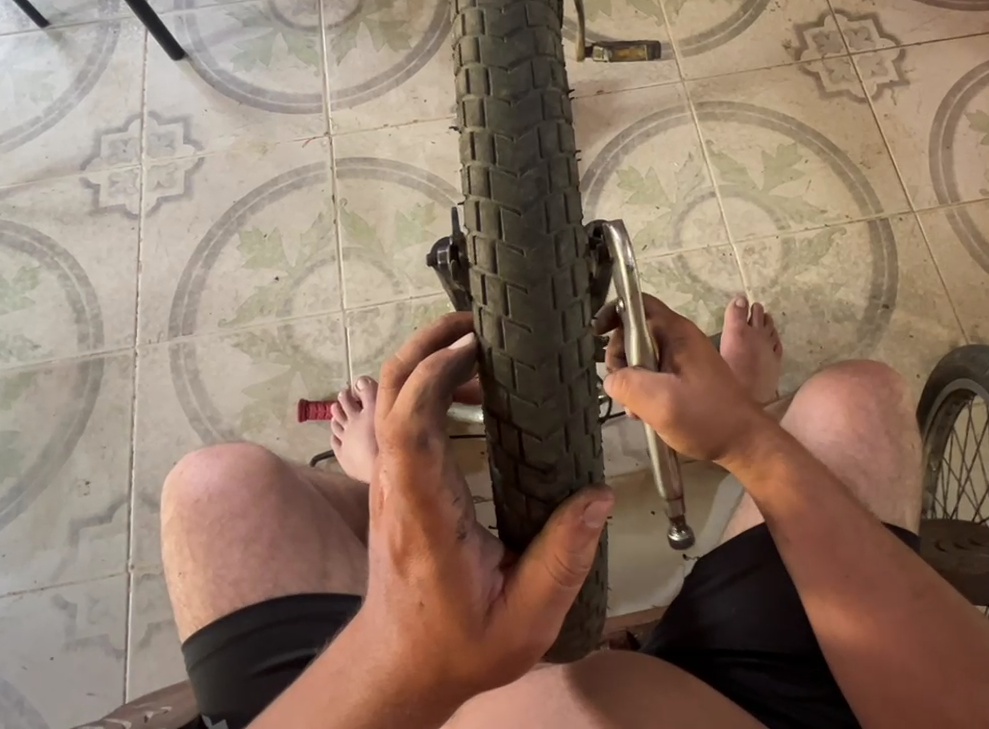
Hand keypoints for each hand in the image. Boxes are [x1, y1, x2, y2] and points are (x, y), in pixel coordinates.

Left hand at [350, 313, 613, 712]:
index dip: (433, 374)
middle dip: (427, 342)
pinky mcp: (396, 479)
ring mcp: (390, 478)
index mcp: (424, 508)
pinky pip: (401, 413)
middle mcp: (397, 482)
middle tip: (480, 323)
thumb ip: (564, 558)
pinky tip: (475, 393)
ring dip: (429, 358)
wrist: (401, 665)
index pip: (407, 424)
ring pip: (390, 396)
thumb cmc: (459, 643)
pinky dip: (431, 384)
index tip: (475, 346)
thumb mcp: (526, 619)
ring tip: (485, 351)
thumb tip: (599, 496)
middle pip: (390, 391)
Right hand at [601, 295, 778, 466]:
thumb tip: (611, 379)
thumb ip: (626, 384)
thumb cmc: (706, 418)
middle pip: (635, 333)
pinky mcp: (686, 377)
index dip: (614, 313)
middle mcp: (680, 339)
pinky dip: (645, 389)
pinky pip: (655, 373)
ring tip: (637, 409)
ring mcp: (684, 358)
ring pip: (643, 356)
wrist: (745, 443)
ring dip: (631, 379)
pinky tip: (646, 412)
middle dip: (621, 359)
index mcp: (677, 333)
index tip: (596, 336)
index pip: (639, 304)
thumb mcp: (659, 401)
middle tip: (623, 389)